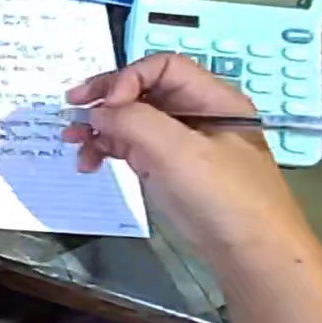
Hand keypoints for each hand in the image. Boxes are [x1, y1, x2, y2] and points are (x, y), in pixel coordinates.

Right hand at [62, 53, 315, 267]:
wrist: (251, 255)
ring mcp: (178, 142)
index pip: (161, 67)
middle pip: (141, 90)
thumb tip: (97, 111)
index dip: (128, 79)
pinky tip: (89, 163)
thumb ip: (134, 122)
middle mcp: (194, 114)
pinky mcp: (165, 167)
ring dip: (98, 127)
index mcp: (212, 99)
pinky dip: (105, 150)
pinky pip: (128, 146)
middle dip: (104, 99)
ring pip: (130, 119)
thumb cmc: (225, 198)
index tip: (103, 106)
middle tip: (71, 108)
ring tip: (73, 142)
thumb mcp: (179, 153)